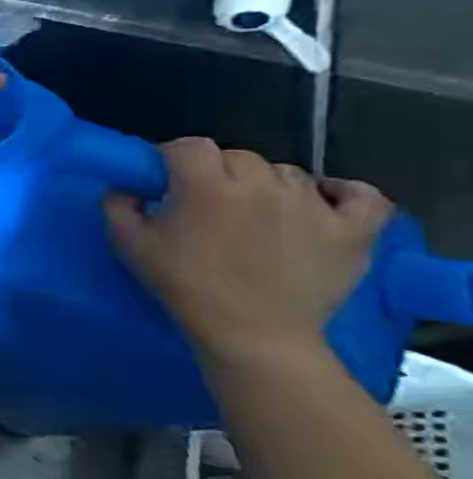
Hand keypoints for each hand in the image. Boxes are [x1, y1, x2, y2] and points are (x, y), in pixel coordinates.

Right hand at [103, 137, 393, 366]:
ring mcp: (313, 206)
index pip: (189, 146)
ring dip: (266, 184)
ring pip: (287, 173)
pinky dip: (343, 192)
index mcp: (205, 187)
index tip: (163, 178)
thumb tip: (126, 188)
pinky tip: (323, 199)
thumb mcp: (129, 244)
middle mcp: (261, 186)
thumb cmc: (183, 285)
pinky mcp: (352, 229)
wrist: (251, 332)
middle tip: (205, 201)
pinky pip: (361, 195)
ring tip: (255, 211)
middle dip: (217, 171)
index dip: (172, 157)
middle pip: (238, 156)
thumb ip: (117, 206)